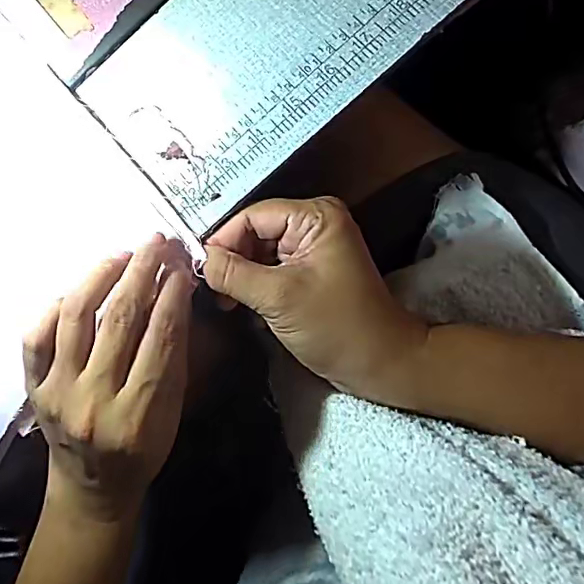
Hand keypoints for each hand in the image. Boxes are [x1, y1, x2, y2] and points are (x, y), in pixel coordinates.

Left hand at [23, 235, 193, 522]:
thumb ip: (175, 354)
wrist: (90, 487)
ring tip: (122, 254)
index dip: (172, 294)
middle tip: (155, 241)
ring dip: (101, 275)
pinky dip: (58, 304)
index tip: (180, 263)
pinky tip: (80, 288)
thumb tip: (175, 289)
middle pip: (119, 319)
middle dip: (141, 271)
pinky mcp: (31, 384)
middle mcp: (93, 403)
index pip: (159, 339)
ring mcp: (56, 391)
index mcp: (138, 418)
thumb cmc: (141, 449)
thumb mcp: (172, 412)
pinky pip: (38, 332)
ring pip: (76, 315)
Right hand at [202, 197, 426, 401]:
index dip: (224, 241)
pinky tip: (247, 306)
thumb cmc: (338, 328)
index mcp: (315, 216)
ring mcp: (313, 244)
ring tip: (229, 303)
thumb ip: (233, 274)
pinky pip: (270, 265)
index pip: (252, 217)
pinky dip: (255, 284)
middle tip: (216, 292)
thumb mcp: (278, 298)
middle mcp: (314, 220)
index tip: (203, 270)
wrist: (385, 368)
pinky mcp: (310, 266)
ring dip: (241, 276)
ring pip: (258, 250)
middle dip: (232, 261)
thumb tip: (199, 258)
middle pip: (253, 232)